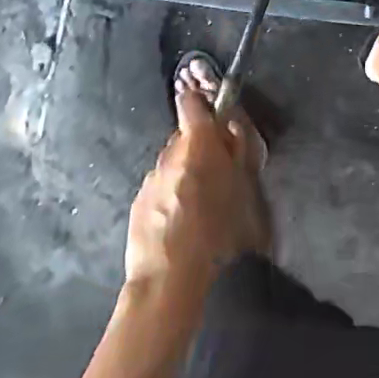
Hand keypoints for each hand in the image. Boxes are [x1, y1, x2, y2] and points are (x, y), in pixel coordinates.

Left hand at [124, 83, 269, 285]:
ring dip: (185, 169)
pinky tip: (180, 217)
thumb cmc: (215, 229)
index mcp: (196, 144)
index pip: (191, 103)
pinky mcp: (137, 203)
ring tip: (199, 198)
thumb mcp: (241, 185)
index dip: (201, 101)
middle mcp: (168, 155)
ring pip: (171, 162)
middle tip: (218, 166)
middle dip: (200, 144)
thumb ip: (236, 151)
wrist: (168, 276)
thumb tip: (230, 130)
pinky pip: (159, 186)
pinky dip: (170, 192)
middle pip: (184, 136)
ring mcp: (149, 180)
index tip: (212, 109)